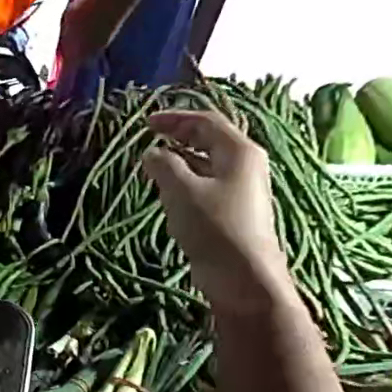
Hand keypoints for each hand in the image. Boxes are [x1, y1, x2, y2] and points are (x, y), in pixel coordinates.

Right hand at [140, 110, 289, 309]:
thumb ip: (164, 166)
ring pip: (207, 162)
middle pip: (210, 139)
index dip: (175, 119)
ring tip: (154, 162)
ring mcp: (240, 187)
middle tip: (151, 137)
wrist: (241, 272)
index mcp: (239, 151)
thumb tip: (151, 153)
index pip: (206, 122)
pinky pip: (206, 183)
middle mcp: (245, 164)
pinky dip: (186, 178)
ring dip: (180, 158)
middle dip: (179, 135)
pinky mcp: (231, 209)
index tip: (146, 123)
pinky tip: (169, 189)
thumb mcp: (182, 191)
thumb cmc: (214, 226)